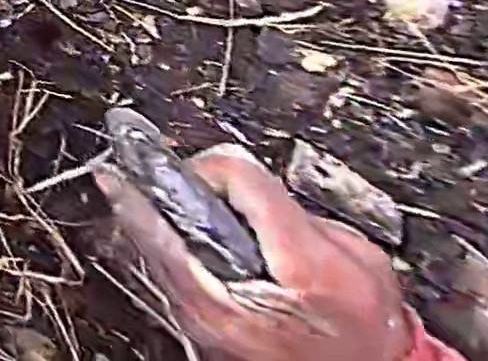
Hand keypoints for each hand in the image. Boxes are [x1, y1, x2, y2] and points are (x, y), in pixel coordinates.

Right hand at [95, 144, 415, 360]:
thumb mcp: (209, 317)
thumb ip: (162, 245)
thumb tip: (114, 183)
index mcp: (314, 265)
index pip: (240, 170)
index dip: (200, 173)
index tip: (183, 193)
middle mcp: (350, 253)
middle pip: (260, 186)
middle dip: (227, 208)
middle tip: (216, 245)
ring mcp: (366, 257)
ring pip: (283, 207)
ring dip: (257, 228)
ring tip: (250, 271)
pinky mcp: (374, 262)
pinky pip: (311, 229)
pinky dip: (286, 245)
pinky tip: (282, 281)